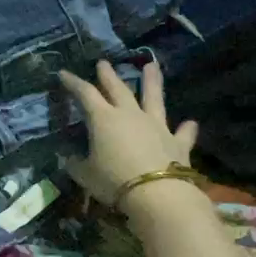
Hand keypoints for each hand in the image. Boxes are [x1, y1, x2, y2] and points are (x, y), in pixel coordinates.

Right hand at [58, 60, 200, 211]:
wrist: (156, 194)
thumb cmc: (113, 181)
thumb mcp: (85, 175)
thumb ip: (75, 164)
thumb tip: (66, 158)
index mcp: (104, 119)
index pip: (85, 94)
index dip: (73, 83)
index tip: (64, 74)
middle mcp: (130, 115)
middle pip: (118, 89)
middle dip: (109, 75)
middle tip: (103, 62)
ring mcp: (156, 126)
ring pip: (154, 98)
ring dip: (152, 82)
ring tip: (152, 67)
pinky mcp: (177, 142)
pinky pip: (183, 133)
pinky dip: (186, 129)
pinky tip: (191, 123)